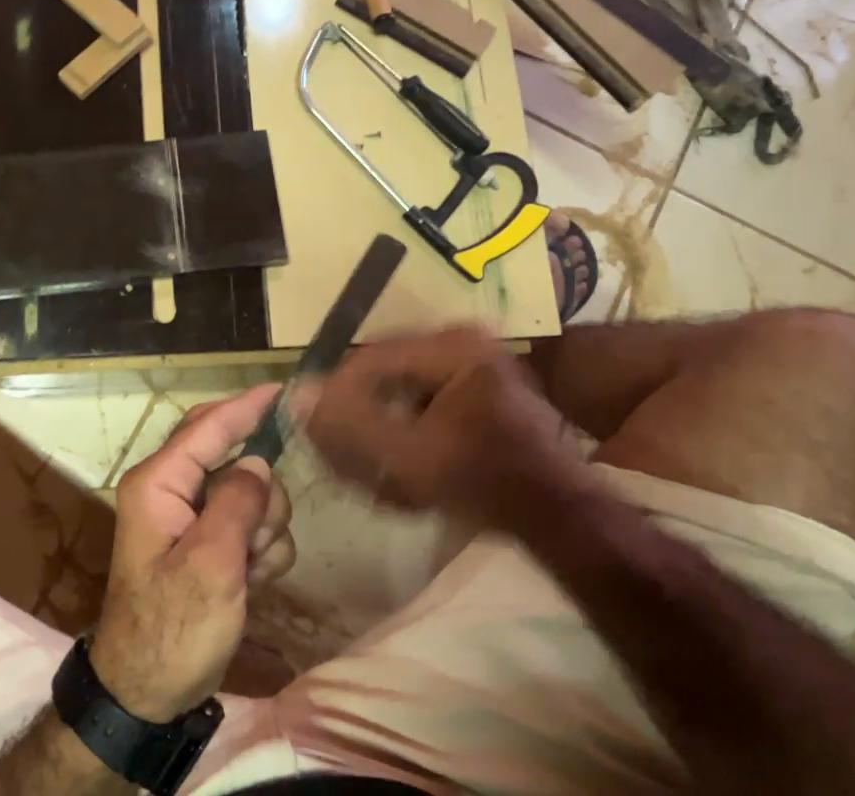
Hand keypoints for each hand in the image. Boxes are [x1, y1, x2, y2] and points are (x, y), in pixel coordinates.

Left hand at [90, 386, 295, 721]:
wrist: (150, 691)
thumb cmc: (173, 628)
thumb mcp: (210, 564)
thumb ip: (237, 503)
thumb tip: (258, 462)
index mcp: (159, 484)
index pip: (208, 427)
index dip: (247, 406)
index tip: (285, 389)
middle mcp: (174, 492)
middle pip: (237, 460)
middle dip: (260, 497)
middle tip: (256, 539)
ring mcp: (194, 521)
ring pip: (253, 496)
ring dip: (263, 533)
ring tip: (246, 572)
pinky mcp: (212, 547)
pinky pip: (254, 528)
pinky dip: (261, 554)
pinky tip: (250, 584)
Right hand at [304, 326, 580, 529]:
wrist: (559, 513)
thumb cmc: (487, 483)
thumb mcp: (410, 458)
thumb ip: (349, 426)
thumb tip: (295, 395)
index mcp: (451, 345)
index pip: (366, 360)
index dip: (335, 397)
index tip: (317, 435)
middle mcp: (460, 340)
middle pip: (380, 375)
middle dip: (358, 418)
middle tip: (342, 457)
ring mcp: (470, 361)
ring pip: (395, 390)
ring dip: (376, 429)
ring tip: (370, 470)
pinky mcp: (473, 385)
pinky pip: (417, 401)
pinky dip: (401, 431)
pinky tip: (398, 467)